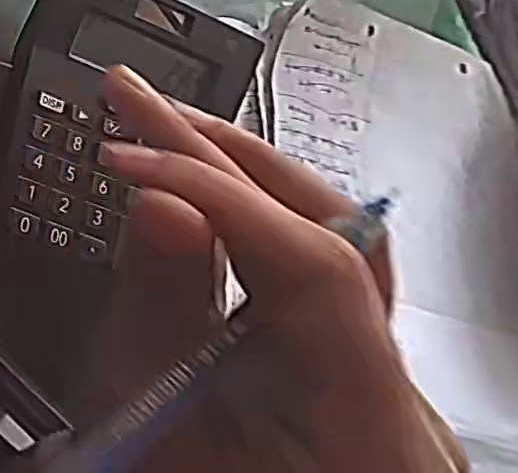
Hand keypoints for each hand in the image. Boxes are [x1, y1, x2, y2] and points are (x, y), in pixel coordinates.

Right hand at [90, 67, 463, 472]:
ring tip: (159, 121)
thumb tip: (161, 198)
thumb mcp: (145, 407)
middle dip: (216, 147)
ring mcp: (371, 368)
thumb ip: (158, 303)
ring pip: (324, 230)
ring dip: (231, 162)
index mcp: (365, 421)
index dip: (208, 187)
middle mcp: (394, 390)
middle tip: (133, 97)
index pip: (310, 258)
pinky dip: (236, 204)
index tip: (123, 158)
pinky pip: (297, 254)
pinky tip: (193, 177)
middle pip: (329, 225)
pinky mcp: (336, 354)